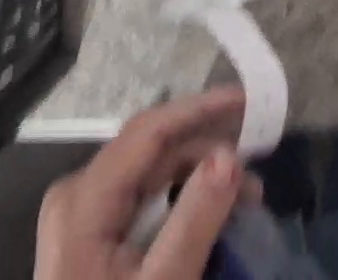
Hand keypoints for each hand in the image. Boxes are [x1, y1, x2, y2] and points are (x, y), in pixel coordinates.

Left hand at [35, 87, 250, 279]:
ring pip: (149, 174)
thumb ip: (195, 220)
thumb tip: (230, 156)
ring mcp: (80, 215)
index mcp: (84, 199)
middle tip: (260, 161)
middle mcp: (77, 194)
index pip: (148, 131)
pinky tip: (213, 216)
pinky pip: (141, 200)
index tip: (248, 101)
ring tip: (248, 198)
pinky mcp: (89, 236)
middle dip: (207, 148)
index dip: (200, 109)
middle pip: (151, 151)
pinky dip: (180, 201)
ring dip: (198, 176)